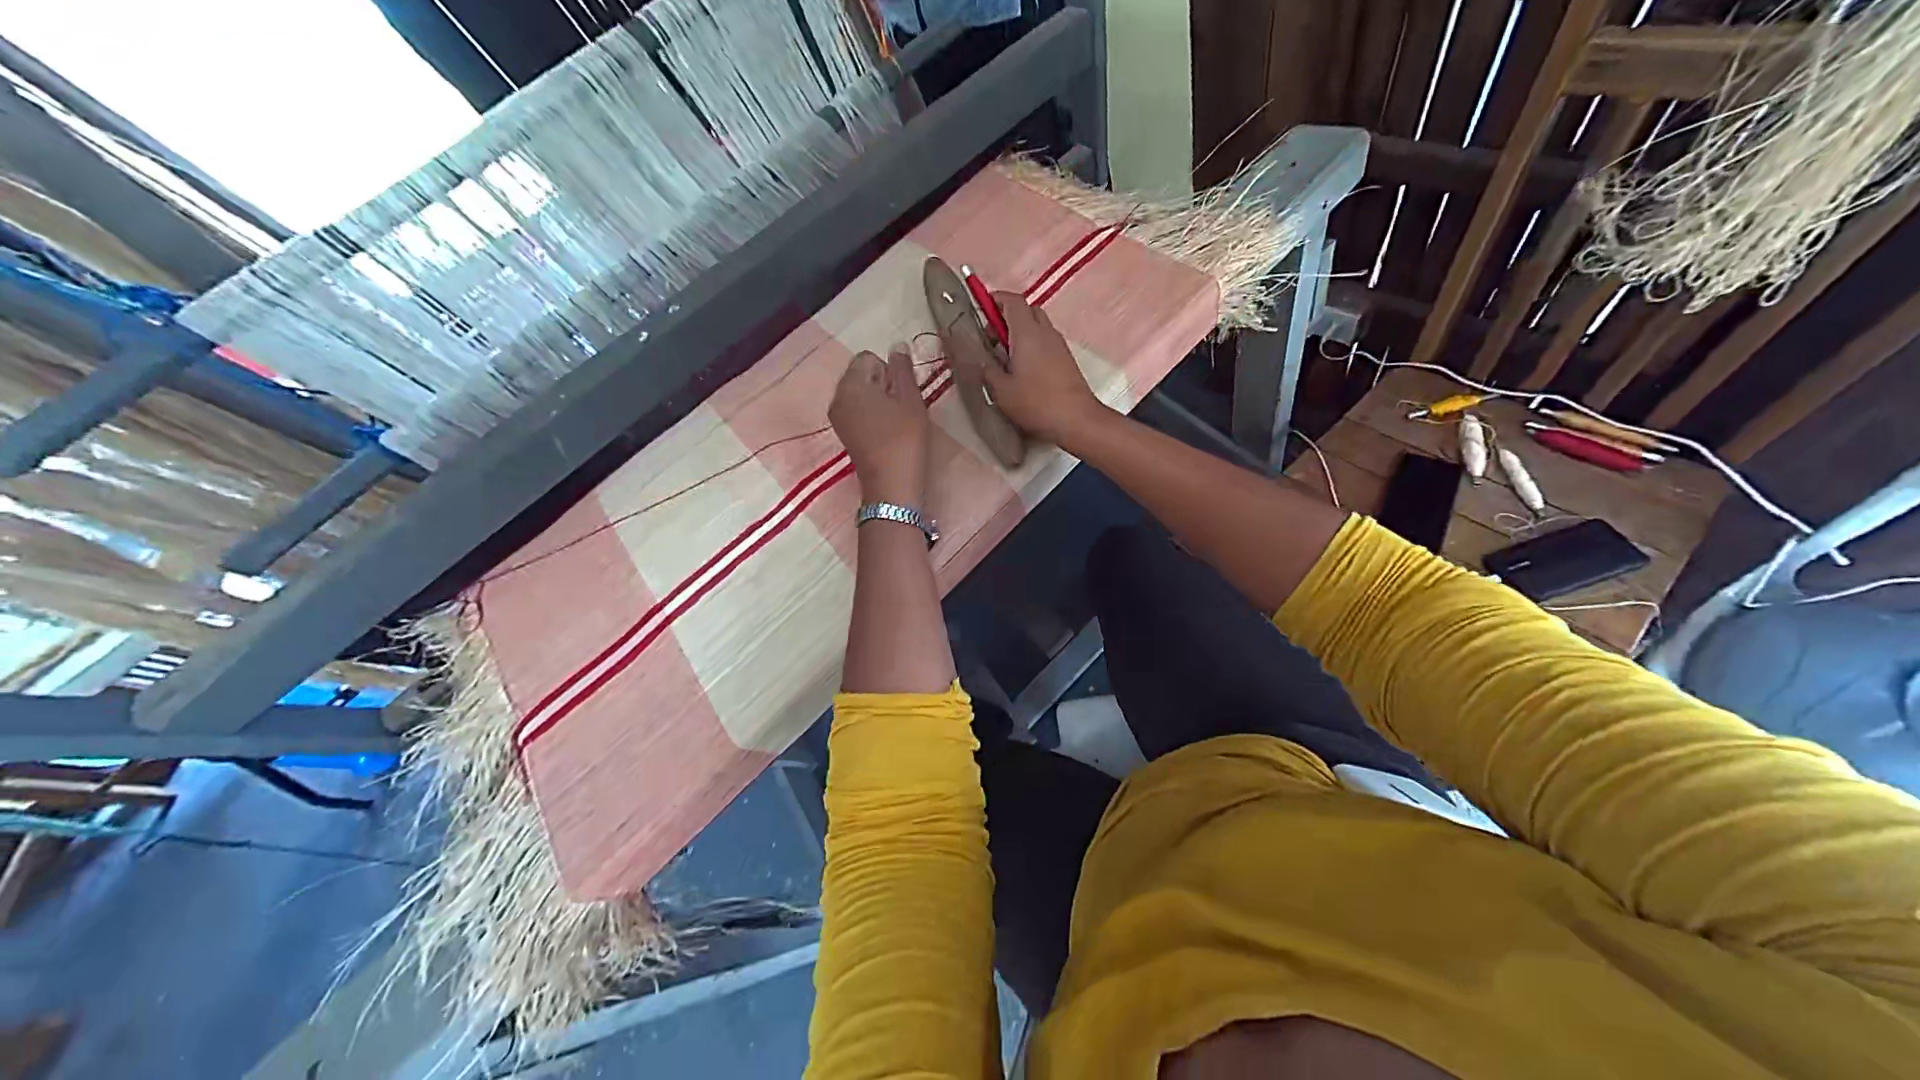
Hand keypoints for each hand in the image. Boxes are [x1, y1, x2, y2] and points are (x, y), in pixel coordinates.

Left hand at [830, 346, 929, 506]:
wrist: (892, 485)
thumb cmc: (904, 439)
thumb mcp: (911, 399)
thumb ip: (902, 368)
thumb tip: (896, 347)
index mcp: (850, 384)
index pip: (868, 358)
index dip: (889, 371)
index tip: (902, 393)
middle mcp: (837, 398)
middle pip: (862, 376)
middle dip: (883, 384)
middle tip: (901, 408)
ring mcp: (838, 418)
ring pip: (861, 395)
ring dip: (880, 401)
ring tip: (896, 422)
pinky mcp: (844, 435)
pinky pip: (858, 412)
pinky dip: (873, 416)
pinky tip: (887, 433)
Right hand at [983, 293, 1110, 449]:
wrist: (1076, 419)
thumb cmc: (1036, 403)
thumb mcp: (1001, 390)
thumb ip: (988, 369)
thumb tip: (983, 360)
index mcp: (1027, 333)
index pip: (1012, 301)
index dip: (995, 300)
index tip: (981, 310)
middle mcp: (1045, 332)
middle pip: (1027, 310)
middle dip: (1007, 316)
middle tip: (992, 337)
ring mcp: (1059, 345)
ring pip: (1038, 325)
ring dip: (1020, 332)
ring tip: (1005, 356)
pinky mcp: (1066, 359)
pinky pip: (1046, 341)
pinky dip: (1032, 345)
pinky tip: (1023, 369)